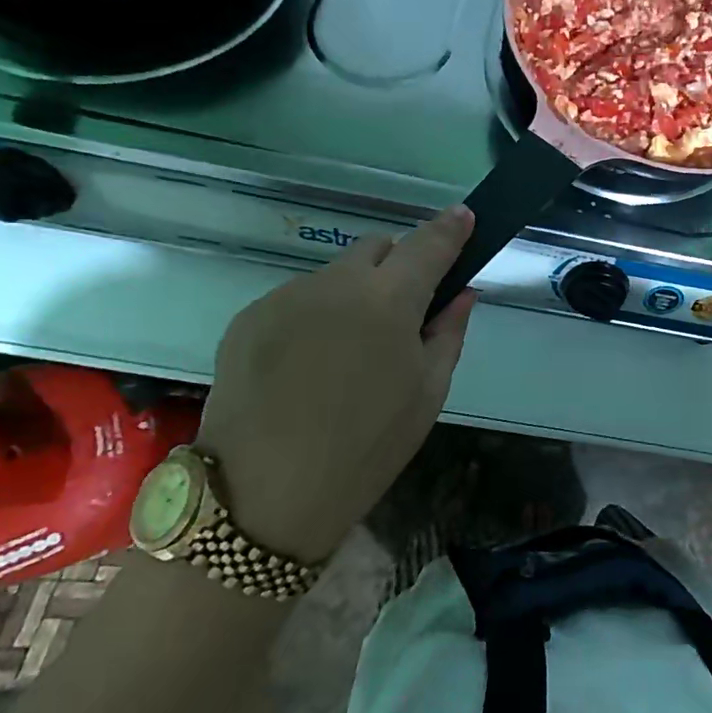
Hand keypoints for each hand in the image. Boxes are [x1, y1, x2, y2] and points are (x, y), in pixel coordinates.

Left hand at [196, 206, 477, 562]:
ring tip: (342, 356)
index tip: (463, 218)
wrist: (263, 494)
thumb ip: (448, 332)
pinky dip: (311, 317)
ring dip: (351, 295)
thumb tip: (460, 292)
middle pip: (376, 248)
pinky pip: (295, 299)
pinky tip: (303, 366)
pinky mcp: (248, 316)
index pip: (427, 244)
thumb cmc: (365, 449)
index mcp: (388, 300)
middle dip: (396, 267)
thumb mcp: (426, 395)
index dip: (450, 229)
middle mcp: (335, 282)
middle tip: (398, 316)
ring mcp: (286, 295)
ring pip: (334, 275)